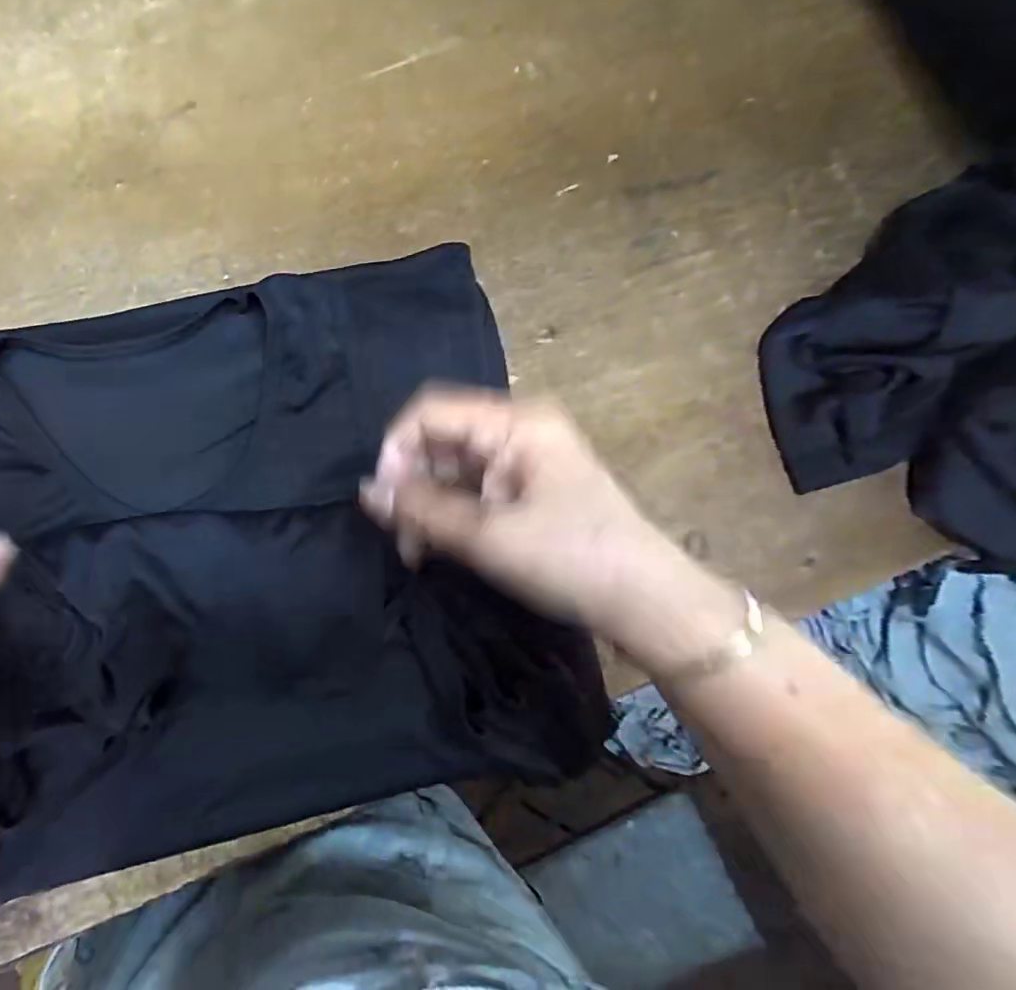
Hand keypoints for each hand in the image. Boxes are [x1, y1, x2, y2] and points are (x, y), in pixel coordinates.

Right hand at [358, 386, 743, 673]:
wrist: (649, 604)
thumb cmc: (573, 560)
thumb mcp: (489, 536)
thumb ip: (423, 509)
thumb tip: (366, 492)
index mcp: (516, 423)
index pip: (430, 412)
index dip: (396, 449)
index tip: (384, 501)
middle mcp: (517, 430)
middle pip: (439, 439)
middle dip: (410, 484)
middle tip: (400, 536)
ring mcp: (522, 461)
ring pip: (450, 468)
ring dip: (426, 505)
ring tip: (417, 551)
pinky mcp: (524, 489)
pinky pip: (470, 490)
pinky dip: (448, 515)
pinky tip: (437, 547)